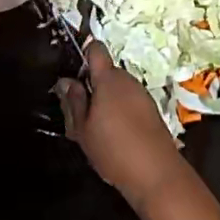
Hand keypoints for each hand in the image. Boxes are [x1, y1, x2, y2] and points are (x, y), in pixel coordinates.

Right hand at [56, 42, 184, 207]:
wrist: (155, 170)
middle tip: (78, 114)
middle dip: (92, 86)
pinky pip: (129, 99)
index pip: (96, 49)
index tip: (73, 70)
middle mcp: (128, 78)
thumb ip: (73, 102)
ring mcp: (142, 92)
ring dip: (106, 100)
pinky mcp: (151, 107)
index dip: (84, 53)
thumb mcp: (82, 129)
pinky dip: (120, 109)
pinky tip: (115, 135)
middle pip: (106, 72)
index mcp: (108, 78)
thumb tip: (65, 80)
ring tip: (95, 130)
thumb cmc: (112, 148)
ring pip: (118, 87)